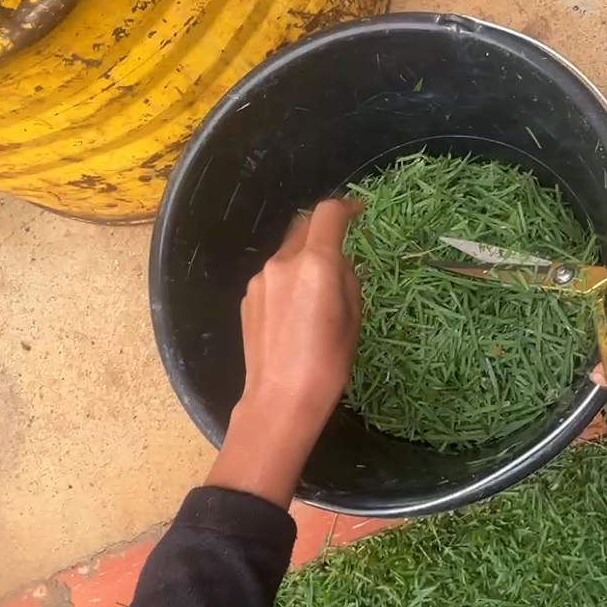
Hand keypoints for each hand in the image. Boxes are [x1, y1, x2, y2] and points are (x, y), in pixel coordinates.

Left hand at [207, 198, 362, 504]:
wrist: (280, 399)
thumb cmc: (328, 363)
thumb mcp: (353, 319)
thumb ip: (347, 280)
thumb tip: (337, 265)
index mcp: (316, 265)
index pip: (328, 214)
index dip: (346, 207)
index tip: (358, 211)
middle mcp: (283, 263)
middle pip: (304, 228)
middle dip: (324, 233)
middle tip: (341, 256)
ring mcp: (261, 280)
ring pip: (288, 254)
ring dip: (306, 261)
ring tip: (319, 298)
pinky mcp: (248, 298)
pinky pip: (274, 277)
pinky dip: (290, 281)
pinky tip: (297, 315)